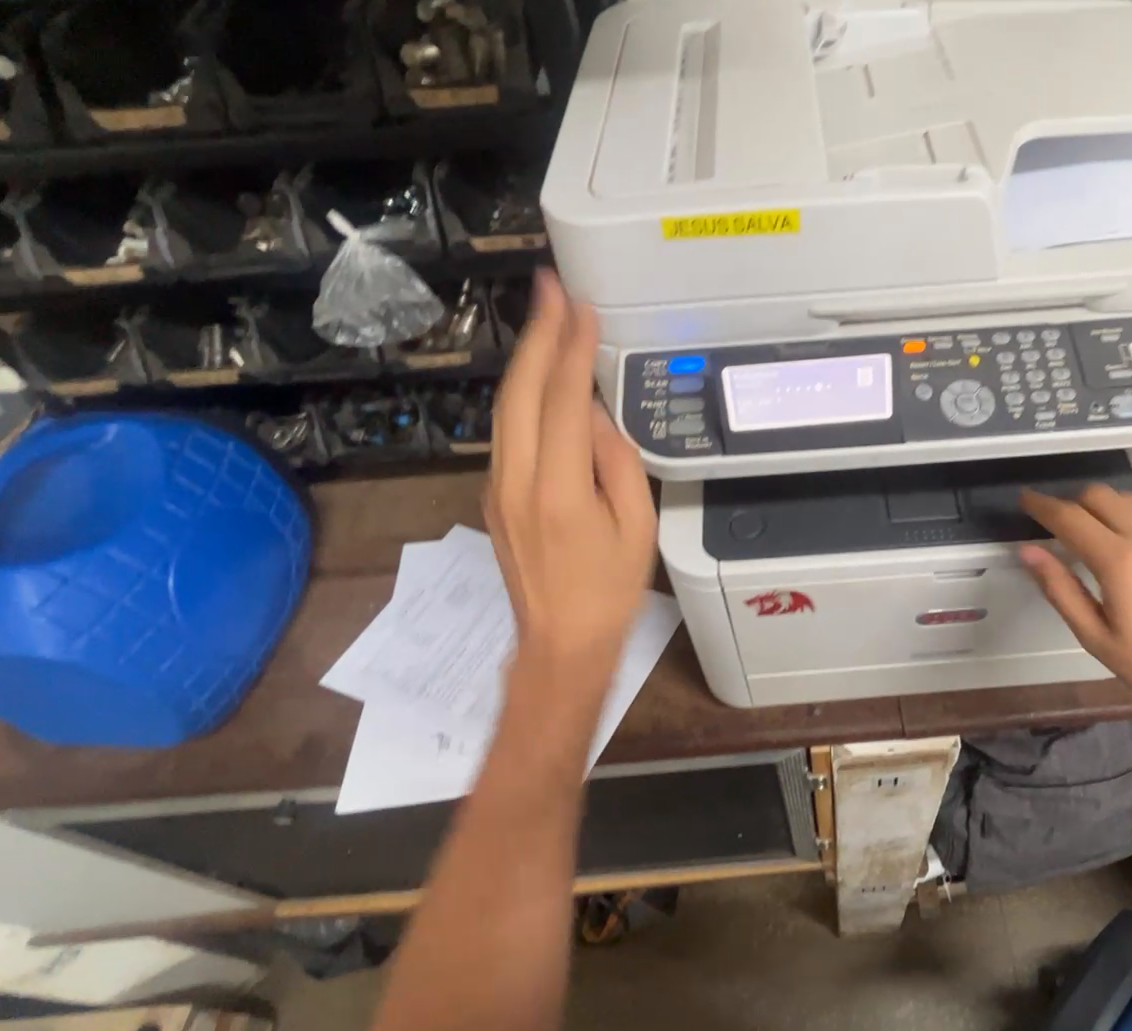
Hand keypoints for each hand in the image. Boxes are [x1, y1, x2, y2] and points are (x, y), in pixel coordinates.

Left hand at [485, 270, 655, 666]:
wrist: (560, 643)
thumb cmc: (611, 591)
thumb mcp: (637, 526)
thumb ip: (617, 462)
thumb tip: (593, 415)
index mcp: (560, 490)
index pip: (561, 401)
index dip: (570, 348)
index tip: (579, 305)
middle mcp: (517, 481)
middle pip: (520, 392)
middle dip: (537, 335)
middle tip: (550, 287)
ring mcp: (497, 488)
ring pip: (505, 409)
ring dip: (525, 360)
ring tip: (544, 319)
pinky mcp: (493, 498)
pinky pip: (507, 433)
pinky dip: (521, 395)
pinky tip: (538, 378)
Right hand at [1019, 485, 1131, 727]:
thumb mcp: (1097, 638)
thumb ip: (1060, 590)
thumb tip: (1029, 553)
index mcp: (1120, 562)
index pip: (1070, 517)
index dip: (1041, 506)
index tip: (1024, 500)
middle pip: (1100, 496)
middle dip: (1070, 501)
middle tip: (1052, 522)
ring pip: (1129, 500)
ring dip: (1100, 506)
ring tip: (1085, 532)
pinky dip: (1127, 517)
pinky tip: (1123, 546)